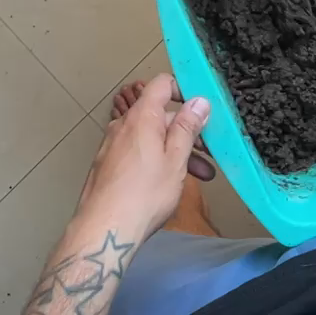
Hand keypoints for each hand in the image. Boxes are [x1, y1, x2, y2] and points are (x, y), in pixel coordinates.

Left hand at [76, 73, 209, 237]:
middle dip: (187, 131)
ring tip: (202, 176)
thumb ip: (187, 128)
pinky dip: (157, 160)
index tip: (202, 109)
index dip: (183, 90)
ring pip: (151, 137)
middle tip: (211, 153)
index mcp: (141, 116)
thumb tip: (199, 100)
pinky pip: (138, 152)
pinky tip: (172, 182)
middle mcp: (124, 124)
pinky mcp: (109, 164)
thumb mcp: (175, 160)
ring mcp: (114, 144)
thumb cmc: (145, 193)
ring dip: (176, 151)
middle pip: (159, 115)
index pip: (162, 84)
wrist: (104, 230)